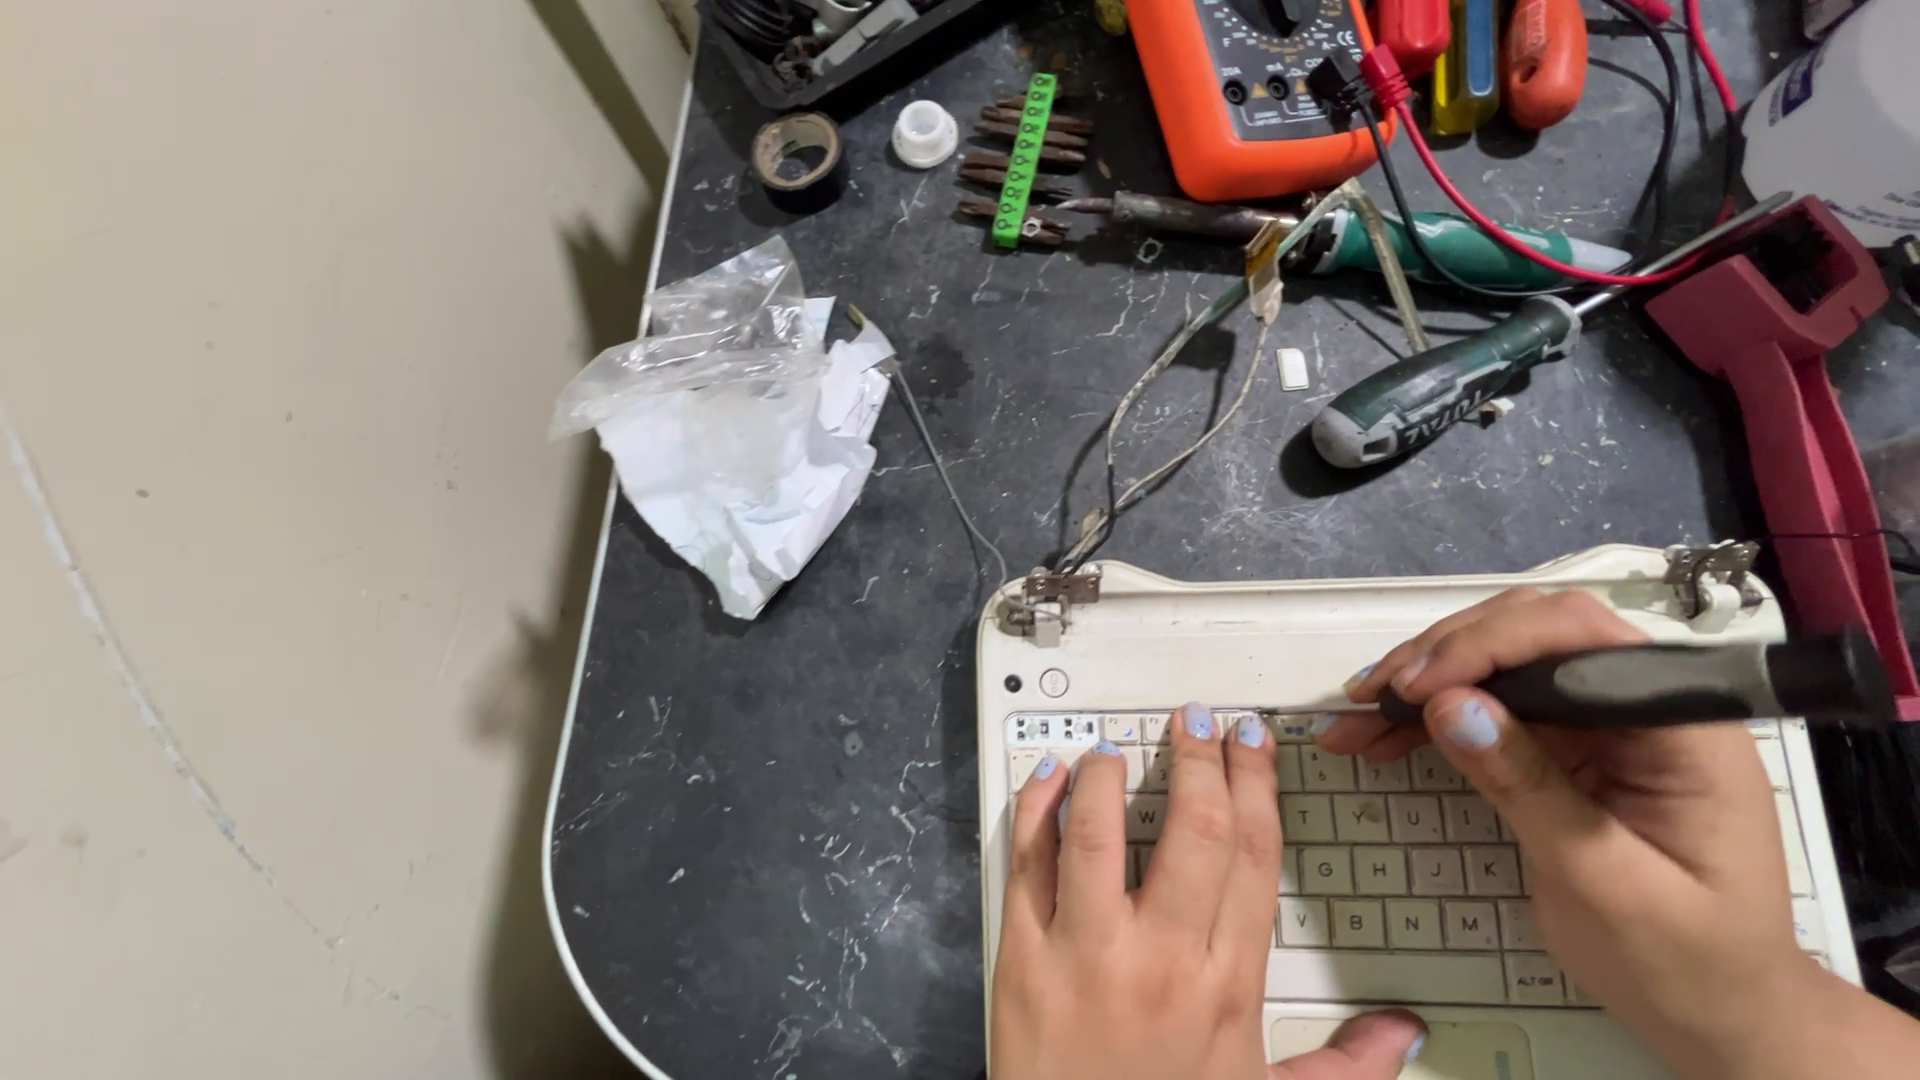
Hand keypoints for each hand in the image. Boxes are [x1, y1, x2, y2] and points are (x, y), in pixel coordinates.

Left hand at [991, 702, 1427, 1079]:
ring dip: (1107, 777)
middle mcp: (1160, 958)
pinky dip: (1036, 809)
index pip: (1253, 855)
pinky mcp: (1021, 953)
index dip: (1255, 784)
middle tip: (1196, 719)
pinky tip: (1051, 777)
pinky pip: (1027, 862)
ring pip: (1098, 834)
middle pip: (1193, 830)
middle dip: (1198, 760)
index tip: (1250, 740)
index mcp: (1227, 984)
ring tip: (1114, 748)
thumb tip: (1405, 1033)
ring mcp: (1084, 951)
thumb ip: (1342, 1067)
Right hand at [1319, 588, 1828, 1077]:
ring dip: (1417, 681)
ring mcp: (1591, 720)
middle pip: (1525, 634)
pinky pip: (1477, 705)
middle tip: (1372, 697)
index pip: (1580, 636)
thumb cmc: (1680, 956)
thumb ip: (1527, 786)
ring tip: (1355, 715)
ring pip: (1491, 662)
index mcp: (1680, 725)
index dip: (1491, 643)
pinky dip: (1420, 716)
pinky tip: (1373, 733)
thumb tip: (1447, 707)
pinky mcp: (1554, 741)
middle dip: (1441, 655)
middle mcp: (1634, 703)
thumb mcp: (1602, 880)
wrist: (1706, 1006)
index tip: (1416, 688)